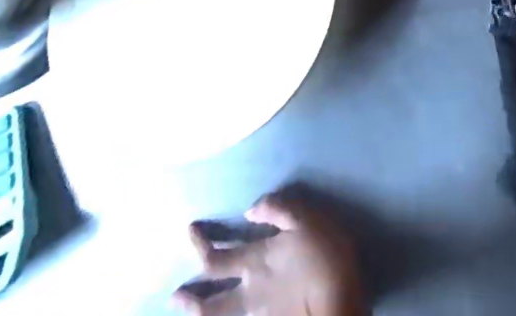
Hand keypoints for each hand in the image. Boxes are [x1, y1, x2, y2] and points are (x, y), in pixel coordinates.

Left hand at [175, 190, 365, 315]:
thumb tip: (249, 211)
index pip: (215, 257)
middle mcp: (251, 292)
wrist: (341, 304)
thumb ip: (276, 209)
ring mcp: (261, 315)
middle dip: (190, 299)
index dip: (199, 245)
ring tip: (192, 313)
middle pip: (211, 303)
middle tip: (174, 295)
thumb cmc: (325, 256)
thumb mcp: (305, 219)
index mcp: (256, 261)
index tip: (190, 231)